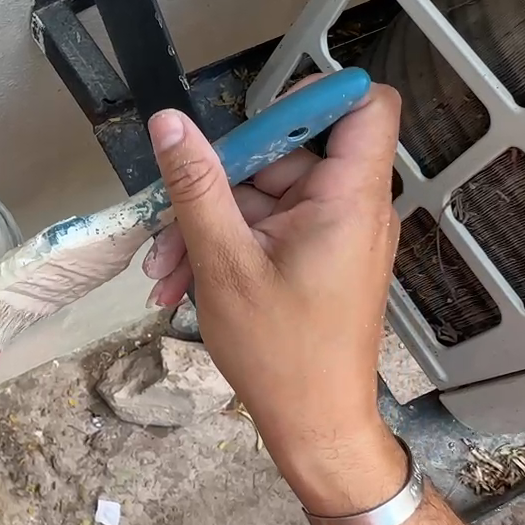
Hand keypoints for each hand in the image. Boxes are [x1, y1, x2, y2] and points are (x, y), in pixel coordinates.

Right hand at [141, 75, 407, 514]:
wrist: (313, 427)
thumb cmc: (277, 349)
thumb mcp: (222, 261)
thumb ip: (196, 184)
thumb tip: (169, 121)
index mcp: (347, 199)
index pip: (361, 106)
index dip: (311, 97)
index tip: (250, 121)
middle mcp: (349, 207)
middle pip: (282, 157)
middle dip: (213, 186)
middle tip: (165, 230)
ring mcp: (330, 234)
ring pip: (260, 199)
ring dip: (204, 227)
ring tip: (163, 273)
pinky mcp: (313, 258)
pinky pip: (264, 230)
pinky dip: (222, 248)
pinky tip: (180, 284)